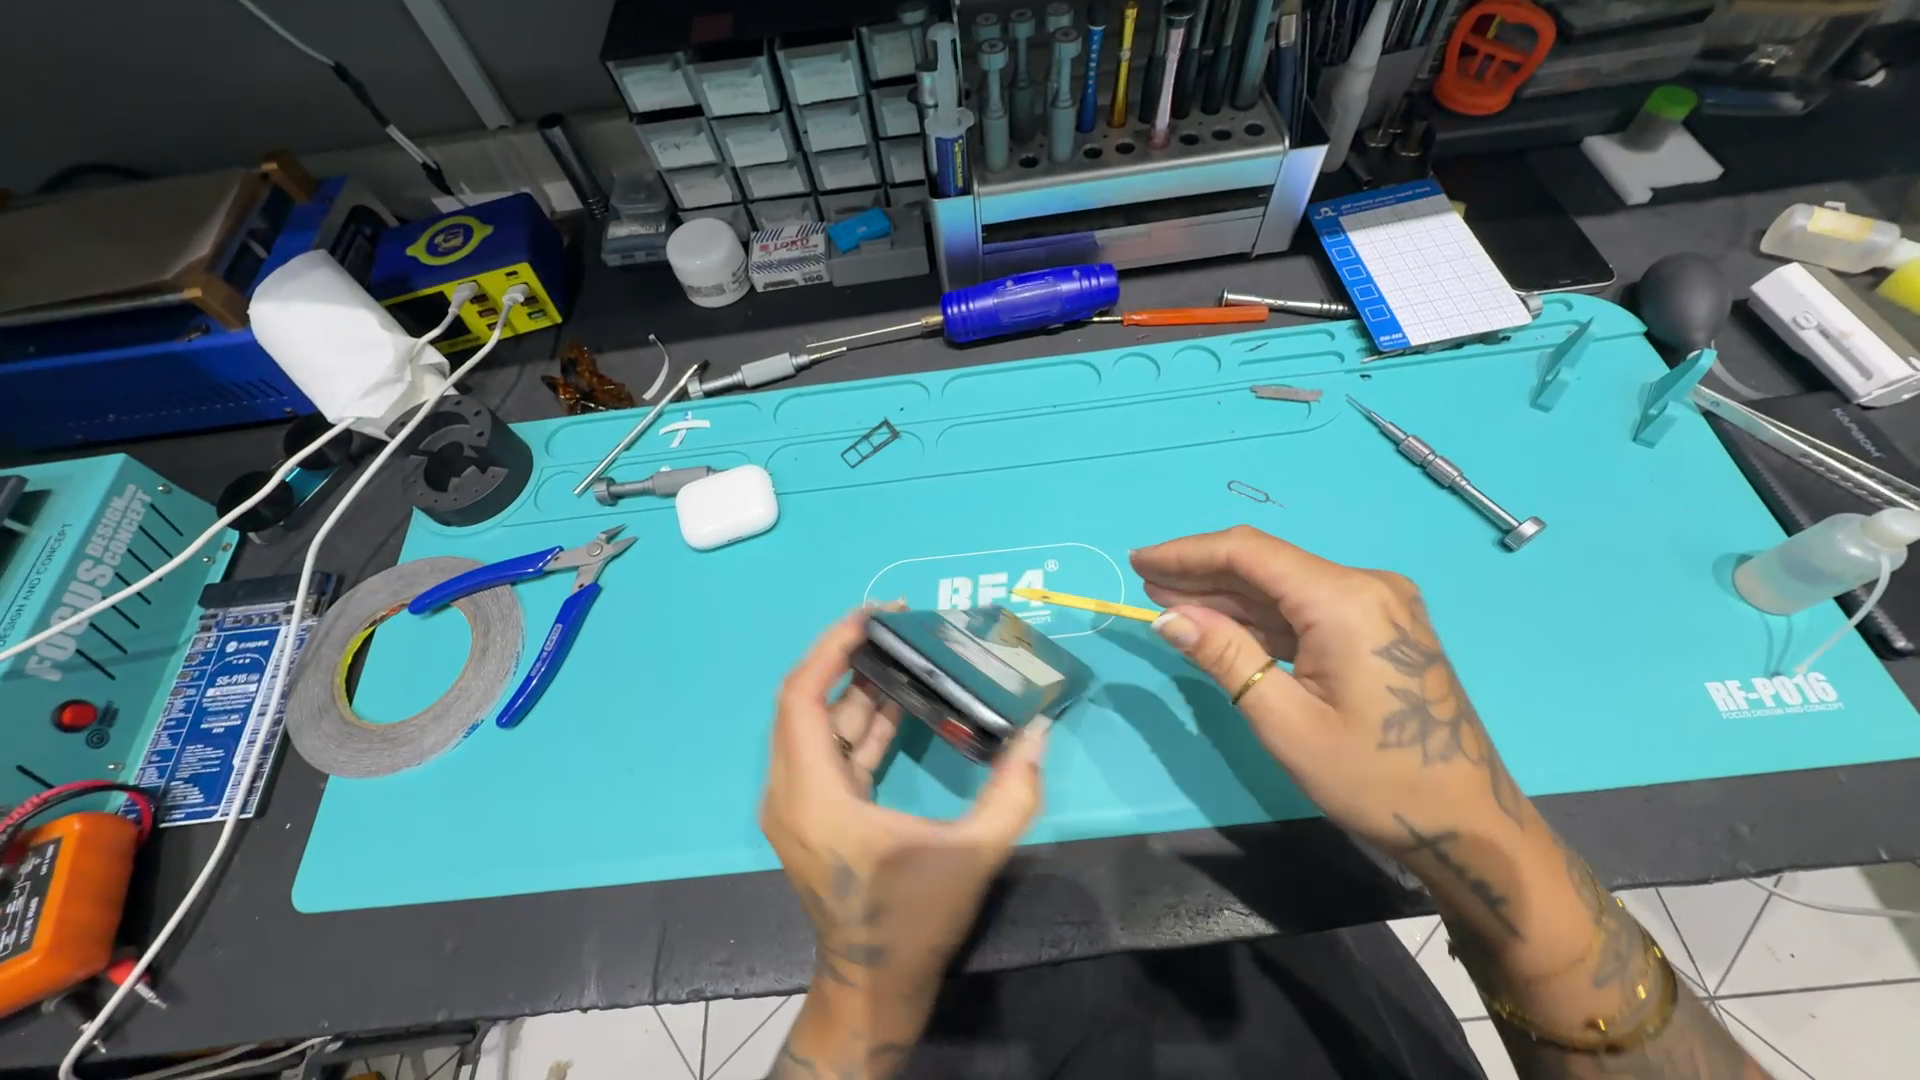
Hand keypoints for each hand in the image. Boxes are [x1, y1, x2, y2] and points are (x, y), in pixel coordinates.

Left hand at [761, 611, 1049, 1079]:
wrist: (875, 984)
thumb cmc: (914, 919)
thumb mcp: (973, 855)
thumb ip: (1013, 792)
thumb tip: (1039, 732)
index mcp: (814, 794)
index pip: (802, 696)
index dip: (832, 646)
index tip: (874, 615)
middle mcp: (790, 791)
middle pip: (805, 701)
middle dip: (849, 657)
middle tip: (898, 626)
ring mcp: (797, 804)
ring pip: (817, 724)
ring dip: (860, 689)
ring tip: (909, 656)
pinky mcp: (813, 813)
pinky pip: (830, 750)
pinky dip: (862, 723)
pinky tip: (905, 702)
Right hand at [1130, 526, 1529, 850]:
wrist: (1467, 822)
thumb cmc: (1373, 779)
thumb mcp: (1285, 722)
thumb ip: (1225, 657)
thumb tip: (1167, 618)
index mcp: (1345, 600)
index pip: (1249, 554)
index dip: (1187, 553)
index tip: (1138, 559)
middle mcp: (1365, 586)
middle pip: (1265, 564)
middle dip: (1201, 572)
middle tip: (1145, 583)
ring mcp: (1376, 605)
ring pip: (1282, 586)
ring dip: (1225, 594)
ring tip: (1167, 601)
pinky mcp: (1378, 627)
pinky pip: (1304, 609)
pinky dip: (1258, 616)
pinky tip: (1217, 623)